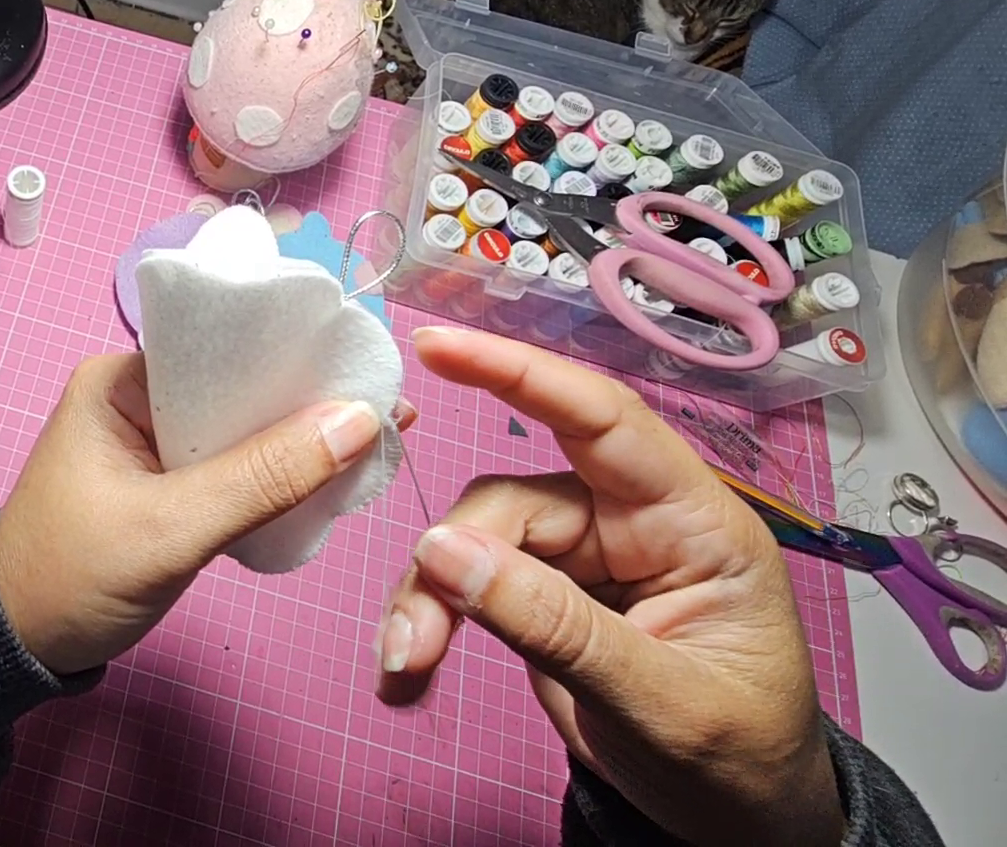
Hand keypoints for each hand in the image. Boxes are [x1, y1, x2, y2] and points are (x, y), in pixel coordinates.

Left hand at [0, 353, 411, 674]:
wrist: (20, 643)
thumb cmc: (72, 575)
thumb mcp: (168, 528)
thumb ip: (263, 477)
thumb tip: (359, 419)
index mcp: (121, 382)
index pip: (216, 347)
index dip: (290, 353)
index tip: (362, 363)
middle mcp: (138, 397)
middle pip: (235, 386)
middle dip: (304, 399)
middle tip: (390, 405)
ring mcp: (154, 442)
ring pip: (240, 428)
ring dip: (296, 439)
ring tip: (378, 437)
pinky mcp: (167, 482)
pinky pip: (234, 464)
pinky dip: (275, 473)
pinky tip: (328, 479)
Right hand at [378, 328, 842, 846]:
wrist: (727, 818)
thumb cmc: (737, 760)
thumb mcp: (664, 706)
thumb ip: (555, 626)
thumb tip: (440, 550)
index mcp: (689, 522)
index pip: (602, 418)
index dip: (518, 372)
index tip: (435, 346)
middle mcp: (621, 518)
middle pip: (504, 503)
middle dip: (450, 566)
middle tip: (413, 639)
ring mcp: (570, 548)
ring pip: (467, 540)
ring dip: (429, 599)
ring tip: (407, 661)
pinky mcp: (530, 579)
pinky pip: (459, 575)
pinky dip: (428, 614)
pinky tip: (410, 659)